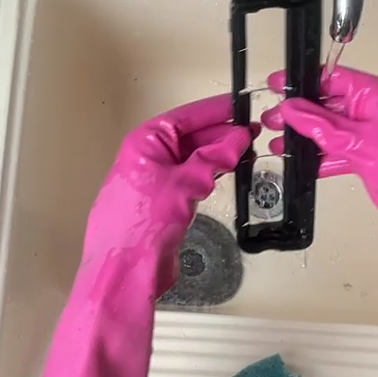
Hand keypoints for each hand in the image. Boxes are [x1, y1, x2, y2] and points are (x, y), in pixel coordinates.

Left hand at [78, 94, 253, 298]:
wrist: (125, 270)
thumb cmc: (144, 223)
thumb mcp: (184, 184)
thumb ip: (213, 159)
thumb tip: (239, 138)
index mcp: (145, 143)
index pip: (186, 117)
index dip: (216, 111)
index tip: (243, 106)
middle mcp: (147, 157)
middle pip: (189, 137)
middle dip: (220, 135)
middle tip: (252, 133)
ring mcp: (154, 181)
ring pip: (191, 160)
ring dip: (217, 156)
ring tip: (246, 152)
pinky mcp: (162, 204)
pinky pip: (189, 180)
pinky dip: (208, 176)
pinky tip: (227, 175)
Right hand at [261, 66, 377, 232]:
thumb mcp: (355, 139)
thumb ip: (319, 125)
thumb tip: (292, 110)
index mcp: (373, 95)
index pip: (331, 78)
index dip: (303, 81)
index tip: (279, 85)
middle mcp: (371, 112)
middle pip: (328, 105)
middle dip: (299, 113)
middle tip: (274, 118)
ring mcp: (369, 136)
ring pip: (330, 131)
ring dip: (305, 138)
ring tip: (279, 142)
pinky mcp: (367, 159)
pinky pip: (336, 153)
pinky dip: (318, 158)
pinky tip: (301, 163)